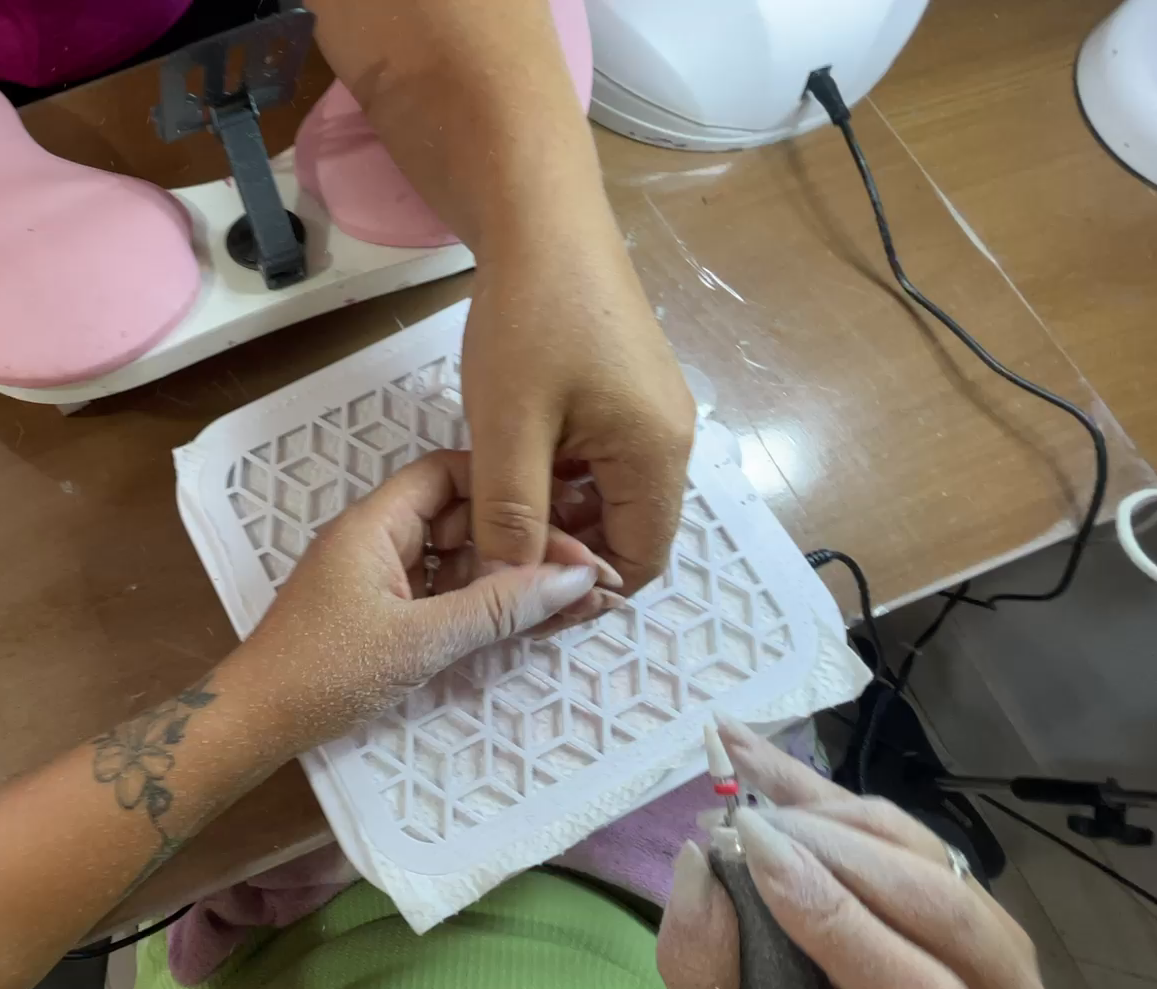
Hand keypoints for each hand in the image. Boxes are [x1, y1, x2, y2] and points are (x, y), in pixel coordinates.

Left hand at [222, 450, 620, 754]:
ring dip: (504, 578)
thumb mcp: (420, 639)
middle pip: (458, 518)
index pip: (448, 473)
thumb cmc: (327, 669)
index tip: (563, 506)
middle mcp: (377, 537)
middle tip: (584, 571)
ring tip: (574, 600)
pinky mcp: (380, 608)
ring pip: (453, 559)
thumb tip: (576, 578)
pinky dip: (476, 602)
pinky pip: (438, 591)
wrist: (260, 719)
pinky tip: (525, 619)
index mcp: (375, 522)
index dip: (505, 483)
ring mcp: (377, 574)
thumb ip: (497, 607)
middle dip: (518, 541)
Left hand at [461, 238, 696, 592]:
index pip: (640, 559)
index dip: (583, 588)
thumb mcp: (509, 430)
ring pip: (599, 497)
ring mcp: (641, 413)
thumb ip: (512, 513)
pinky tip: (507, 472)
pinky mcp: (614, 394)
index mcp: (656, 455)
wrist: (539, 224)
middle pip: (621, 530)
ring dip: (550, 515)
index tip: (519, 595)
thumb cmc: (527, 325)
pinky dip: (551, 480)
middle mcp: (664, 439)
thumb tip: (513, 583)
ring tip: (492, 517)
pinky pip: (589, 462)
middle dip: (560, 552)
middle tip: (493, 559)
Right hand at [657, 721, 1072, 988]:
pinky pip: (900, 822)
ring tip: (745, 806)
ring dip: (821, 814)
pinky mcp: (977, 891)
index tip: (744, 843)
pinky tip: (749, 747)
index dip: (828, 912)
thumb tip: (698, 864)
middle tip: (735, 824)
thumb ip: (701, 967)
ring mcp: (1009, 947)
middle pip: (931, 905)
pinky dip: (818, 786)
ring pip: (921, 850)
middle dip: (820, 847)